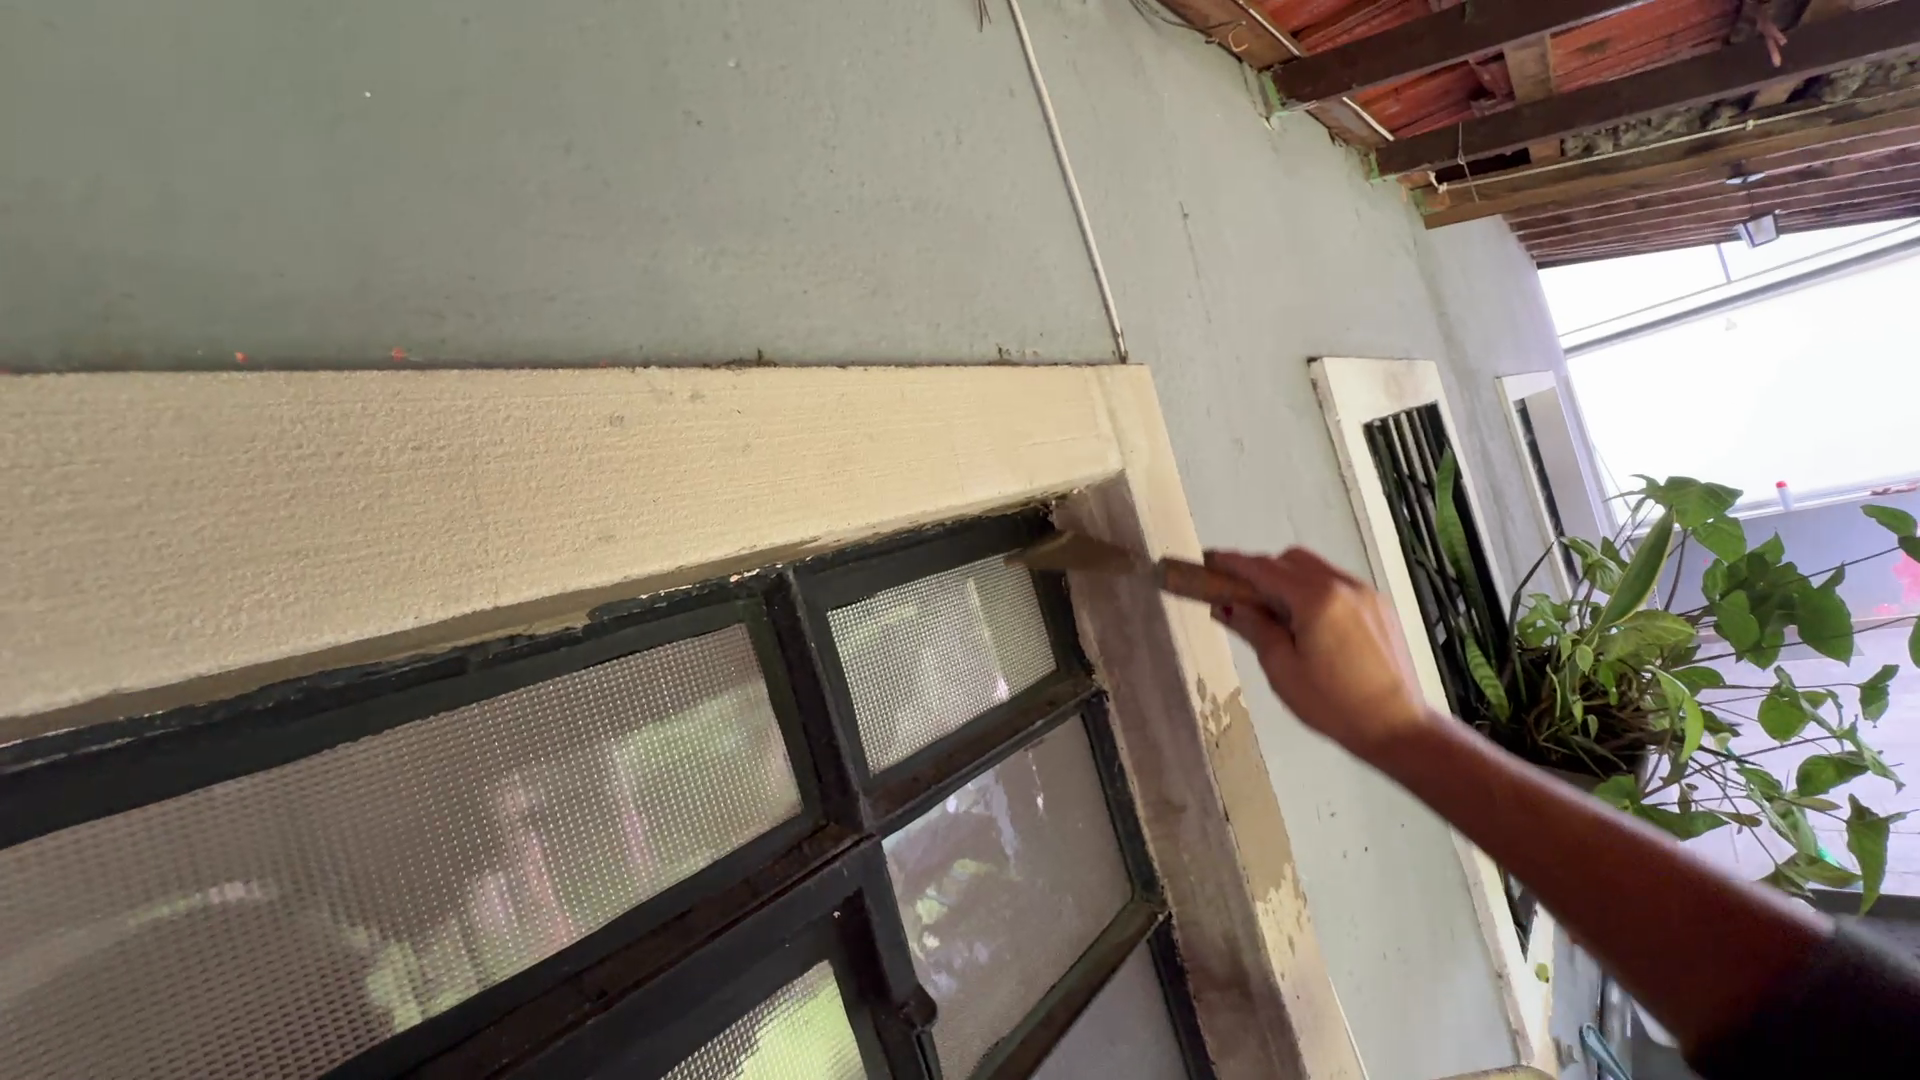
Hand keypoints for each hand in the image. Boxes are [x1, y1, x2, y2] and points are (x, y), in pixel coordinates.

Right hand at [1205, 548, 1434, 759]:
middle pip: (1290, 560)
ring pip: (1316, 569)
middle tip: (1240, 597)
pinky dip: (1314, 591)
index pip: (1263, 569)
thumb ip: (1253, 628)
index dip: (1231, 563)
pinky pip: (1337, 584)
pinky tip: (1308, 624)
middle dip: (1261, 571)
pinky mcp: (1380, 607)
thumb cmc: (1333, 704)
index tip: (1208, 561)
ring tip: (1276, 615)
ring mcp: (1366, 594)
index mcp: (1316, 599)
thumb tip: (1226, 606)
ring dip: (1288, 580)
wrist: (1398, 727)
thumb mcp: (1281, 668)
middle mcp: (1344, 586)